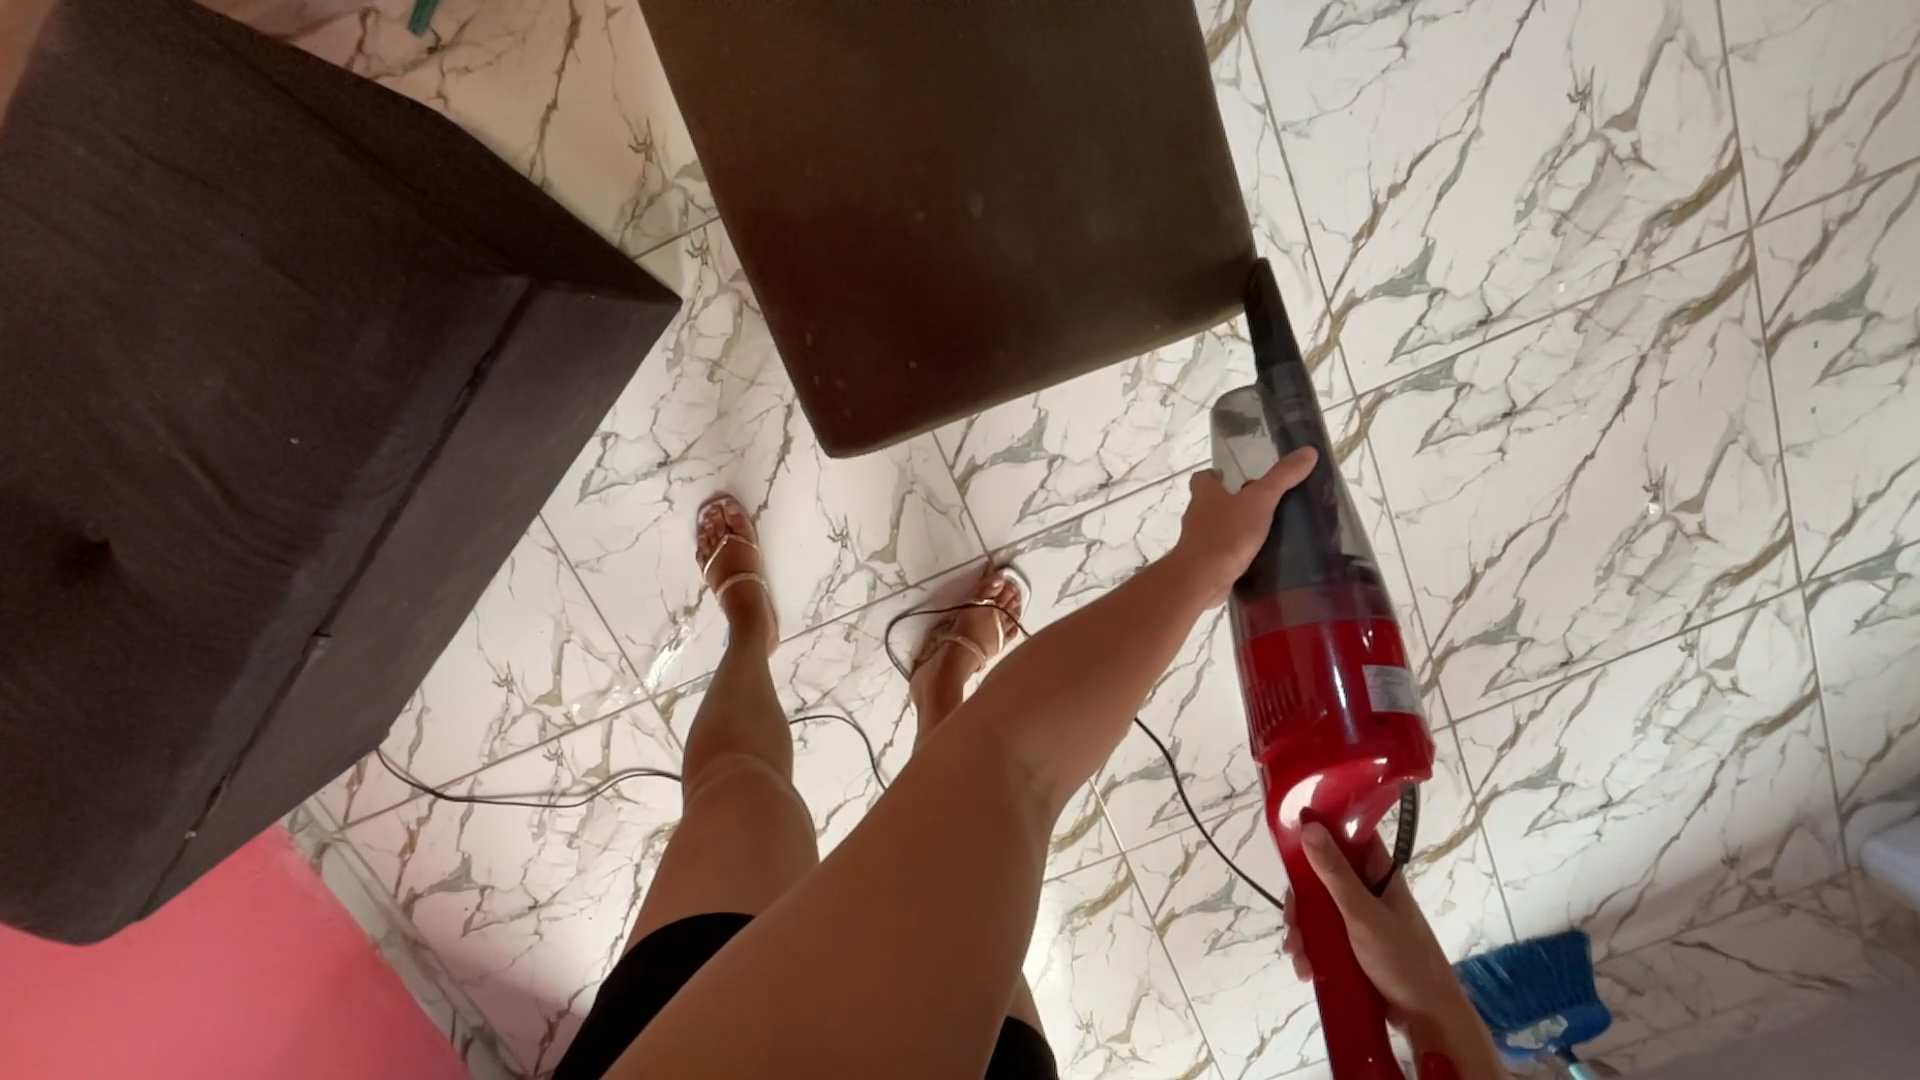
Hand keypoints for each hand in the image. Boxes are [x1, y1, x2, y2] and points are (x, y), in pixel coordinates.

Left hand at [1170, 447, 1317, 606]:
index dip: (1213, 475)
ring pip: (1216, 528)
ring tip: (1263, 529)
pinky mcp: (1204, 564)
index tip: (1228, 475)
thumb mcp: (1260, 500)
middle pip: (1210, 503)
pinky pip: (1221, 553)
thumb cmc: (1227, 533)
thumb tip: (1308, 451)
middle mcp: (1197, 515)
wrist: (1202, 578)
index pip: (1202, 478)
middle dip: (1230, 501)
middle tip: (1258, 503)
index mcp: (1204, 495)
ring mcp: (1198, 541)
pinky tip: (1255, 556)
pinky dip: (1234, 552)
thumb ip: (1282, 477)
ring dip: (1234, 527)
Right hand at [1281, 823, 1463, 1030]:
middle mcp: (1368, 890)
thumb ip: (1334, 873)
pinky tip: (1305, 967)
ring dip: (1303, 930)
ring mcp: (1361, 917)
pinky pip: (1323, 935)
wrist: (1430, 1022)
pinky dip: (1311, 949)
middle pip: (1323, 875)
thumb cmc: (1403, 960)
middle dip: (1301, 899)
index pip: (1349, 835)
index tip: (1290, 834)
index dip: (1321, 828)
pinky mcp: (1354, 943)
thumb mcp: (1363, 915)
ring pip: (1318, 908)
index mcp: (1379, 874)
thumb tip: (1307, 826)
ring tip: (1298, 954)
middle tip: (1292, 919)